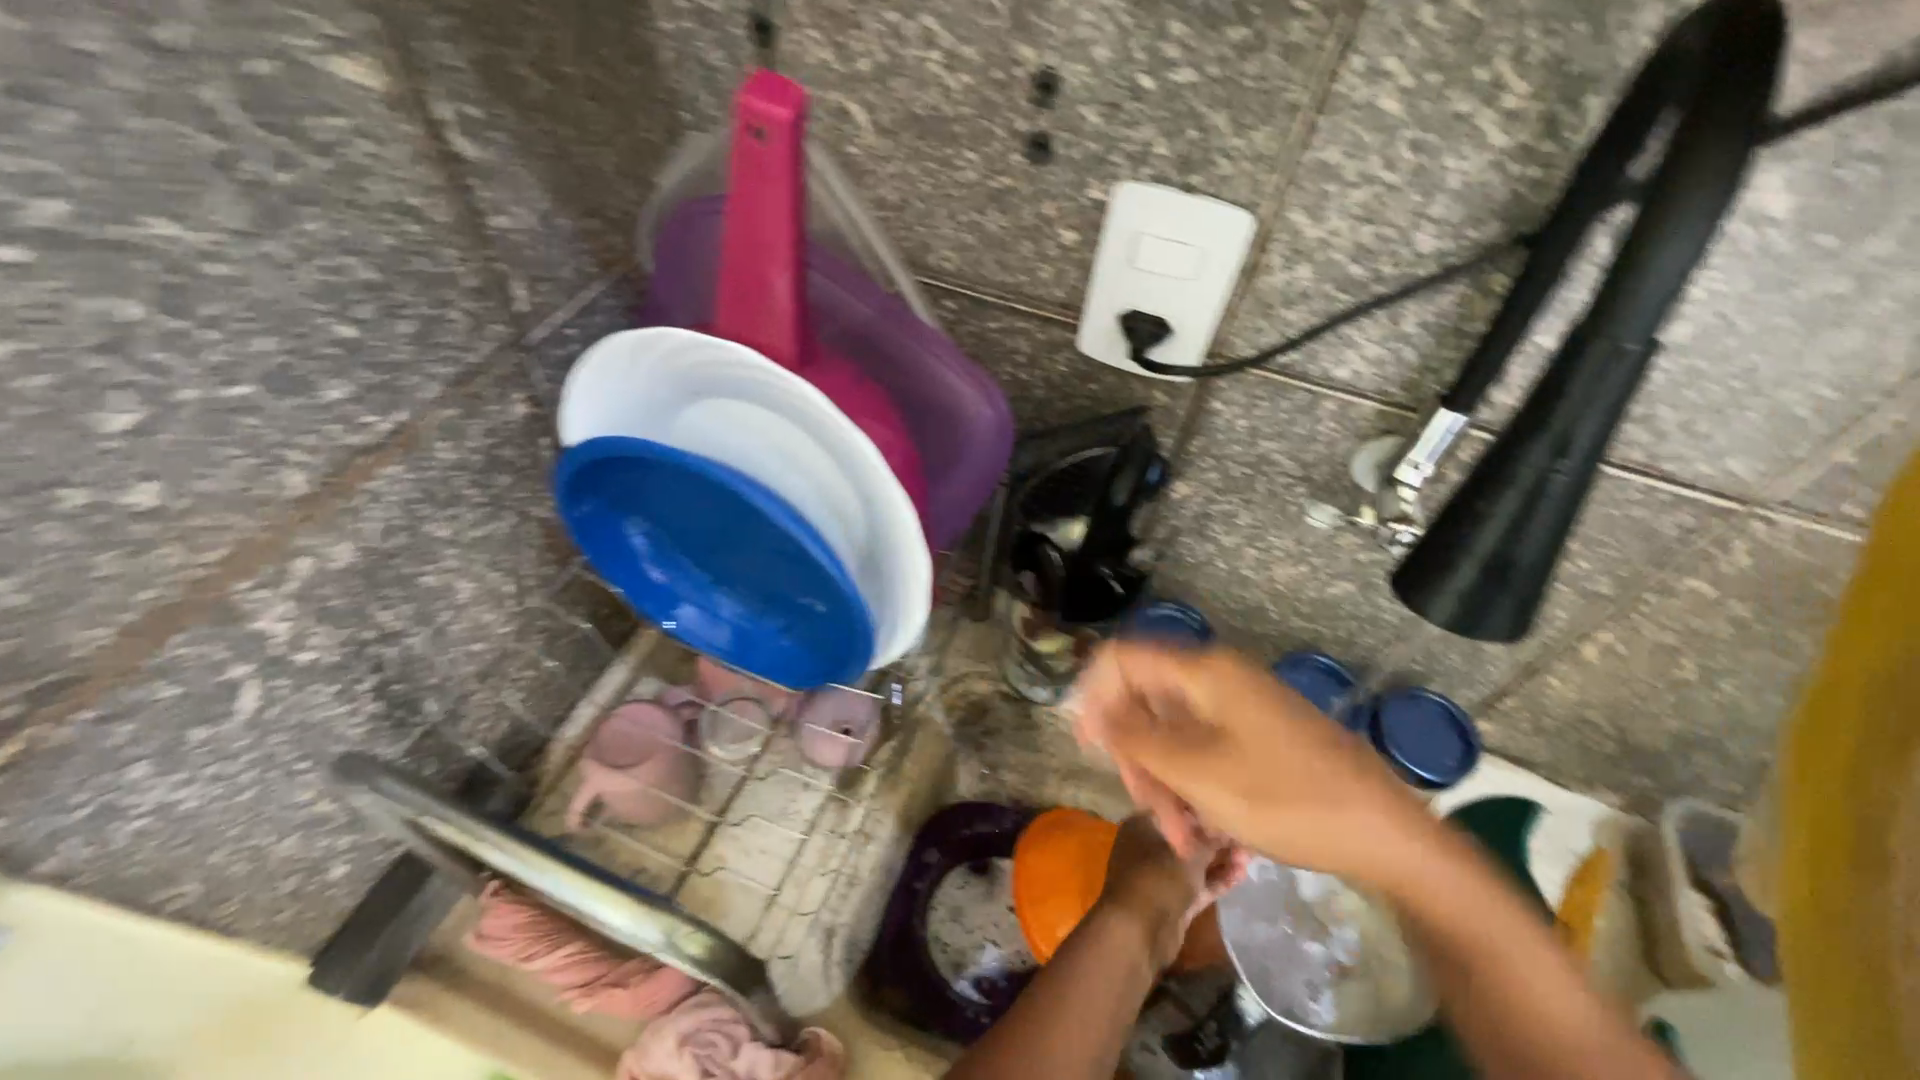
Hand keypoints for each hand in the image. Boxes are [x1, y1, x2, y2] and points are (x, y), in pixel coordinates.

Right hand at [1070, 642, 1432, 892]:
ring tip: (1183, 839)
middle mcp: (1219, 679)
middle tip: (1148, 810)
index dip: (1093, 695)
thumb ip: (1135, 736)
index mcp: (1203, 673)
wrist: (1384, 834)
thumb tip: (1090, 706)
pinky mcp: (1259, 736)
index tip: (1087, 747)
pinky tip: (1204, 830)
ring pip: (1174, 734)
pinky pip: (1205, 750)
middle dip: (1138, 758)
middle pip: (1147, 702)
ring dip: (1166, 783)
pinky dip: (1194, 786)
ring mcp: (1242, 708)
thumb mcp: (1196, 773)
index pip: (1123, 659)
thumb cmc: (1285, 799)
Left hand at [1094, 815, 1241, 971]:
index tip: (1226, 805)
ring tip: (1251, 854)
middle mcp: (1149, 846)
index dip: (1200, 808)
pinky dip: (1217, 880)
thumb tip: (1227, 825)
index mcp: (1143, 825)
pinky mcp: (1173, 900)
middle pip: (1186, 837)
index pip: (1174, 808)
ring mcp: (1161, 875)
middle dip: (1215, 837)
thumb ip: (1210, 840)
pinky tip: (1242, 873)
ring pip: (1195, 863)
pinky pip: (1198, 885)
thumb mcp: (1189, 854)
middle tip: (1245, 832)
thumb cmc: (1158, 878)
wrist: (1138, 932)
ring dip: (1220, 859)